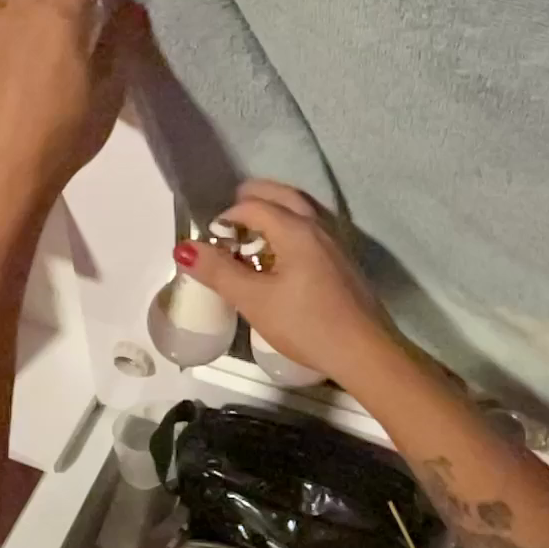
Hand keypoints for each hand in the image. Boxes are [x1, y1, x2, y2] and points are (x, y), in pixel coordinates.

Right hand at [173, 179, 403, 384]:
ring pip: (301, 209)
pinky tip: (282, 255)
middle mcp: (317, 226)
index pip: (253, 206)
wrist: (364, 351)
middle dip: (253, 199)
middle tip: (230, 214)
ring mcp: (335, 242)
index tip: (211, 240)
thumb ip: (218, 272)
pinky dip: (290, 226)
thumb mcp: (254, 300)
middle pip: (282, 195)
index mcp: (295, 229)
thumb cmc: (307, 324)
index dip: (227, 217)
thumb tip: (184, 248)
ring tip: (253, 231)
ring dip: (274, 210)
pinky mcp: (343, 261)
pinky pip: (312, 228)